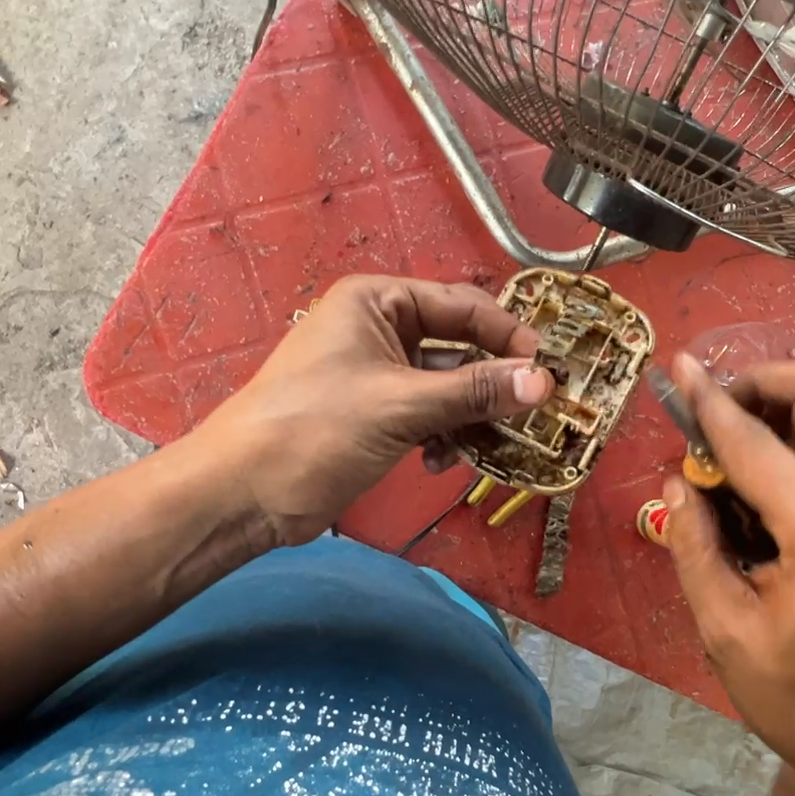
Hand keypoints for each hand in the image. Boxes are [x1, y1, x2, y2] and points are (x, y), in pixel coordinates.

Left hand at [193, 276, 555, 545]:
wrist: (246, 493)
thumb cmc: (317, 428)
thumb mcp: (402, 404)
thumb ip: (475, 392)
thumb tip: (544, 382)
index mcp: (377, 302)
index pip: (460, 305)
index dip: (506, 333)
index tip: (548, 366)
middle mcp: (378, 330)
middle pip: (456, 347)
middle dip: (491, 382)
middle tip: (533, 411)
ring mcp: (376, 376)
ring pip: (445, 387)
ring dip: (468, 416)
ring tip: (490, 444)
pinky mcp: (374, 416)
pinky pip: (427, 416)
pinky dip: (441, 437)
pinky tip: (441, 462)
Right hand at [662, 353, 794, 795]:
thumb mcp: (724, 629)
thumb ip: (695, 545)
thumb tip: (680, 483)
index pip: (755, 441)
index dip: (709, 401)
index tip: (677, 368)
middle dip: (762, 382)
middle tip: (710, 415)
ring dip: (775, 410)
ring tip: (720, 454)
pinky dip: (788, 443)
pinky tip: (749, 491)